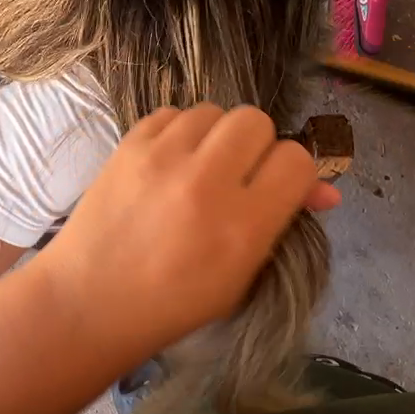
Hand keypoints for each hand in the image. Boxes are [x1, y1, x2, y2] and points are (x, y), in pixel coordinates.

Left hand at [36, 105, 341, 353]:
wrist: (89, 299)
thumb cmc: (173, 302)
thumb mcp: (240, 277)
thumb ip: (281, 225)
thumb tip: (325, 190)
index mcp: (241, 227)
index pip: (295, 160)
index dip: (294, 172)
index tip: (278, 187)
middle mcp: (205, 182)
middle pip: (256, 120)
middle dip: (257, 144)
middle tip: (239, 174)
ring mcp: (162, 157)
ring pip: (214, 111)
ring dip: (216, 136)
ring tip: (200, 168)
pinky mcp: (128, 144)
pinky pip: (173, 113)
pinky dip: (179, 132)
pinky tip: (171, 162)